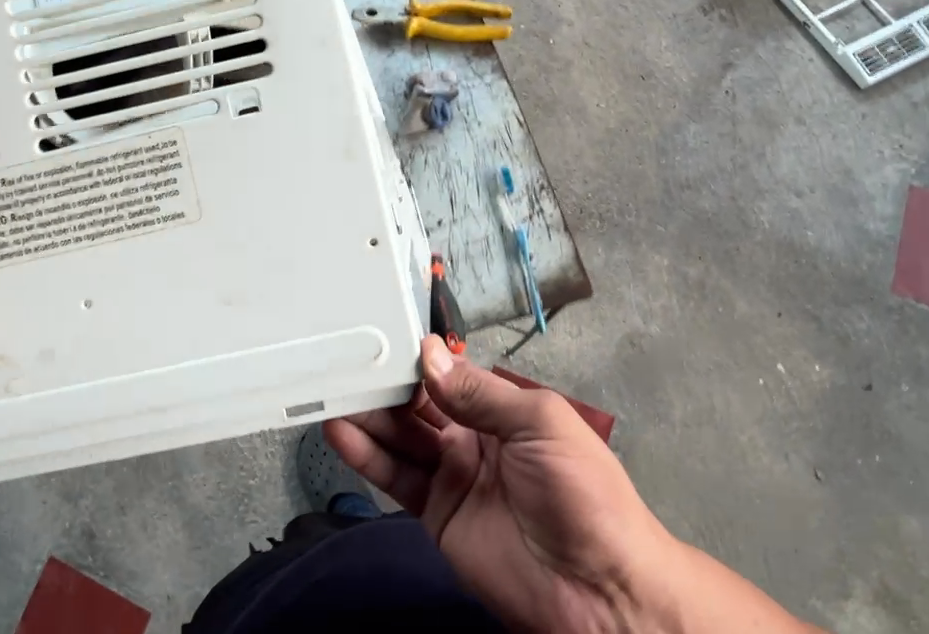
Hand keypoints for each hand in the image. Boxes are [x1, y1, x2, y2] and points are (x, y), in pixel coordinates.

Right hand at [325, 336, 673, 632]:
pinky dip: (366, 455)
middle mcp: (473, 437)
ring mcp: (452, 476)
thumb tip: (429, 356)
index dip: (417, 359)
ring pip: (399, 437)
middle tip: (343, 363)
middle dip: (384, 384)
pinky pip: (396, 477)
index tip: (379, 338)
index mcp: (504, 410)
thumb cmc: (584, 495)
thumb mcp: (541, 425)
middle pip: (418, 403)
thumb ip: (480, 393)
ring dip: (367, 414)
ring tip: (330, 391)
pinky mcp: (435, 514)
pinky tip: (342, 433)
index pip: (449, 375)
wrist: (598, 590)